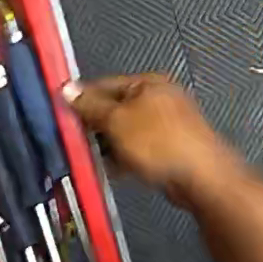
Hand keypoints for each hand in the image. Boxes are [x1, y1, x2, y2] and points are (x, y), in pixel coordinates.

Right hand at [61, 74, 245, 206]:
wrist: (200, 178)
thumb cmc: (161, 143)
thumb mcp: (117, 121)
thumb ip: (90, 106)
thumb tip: (67, 89)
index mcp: (148, 83)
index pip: (104, 85)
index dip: (82, 99)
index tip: (62, 114)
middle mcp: (159, 99)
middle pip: (115, 108)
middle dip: (95, 125)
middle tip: (74, 140)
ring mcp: (166, 125)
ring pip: (126, 131)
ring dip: (109, 145)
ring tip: (91, 158)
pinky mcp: (169, 149)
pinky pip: (138, 149)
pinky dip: (125, 157)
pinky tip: (113, 169)